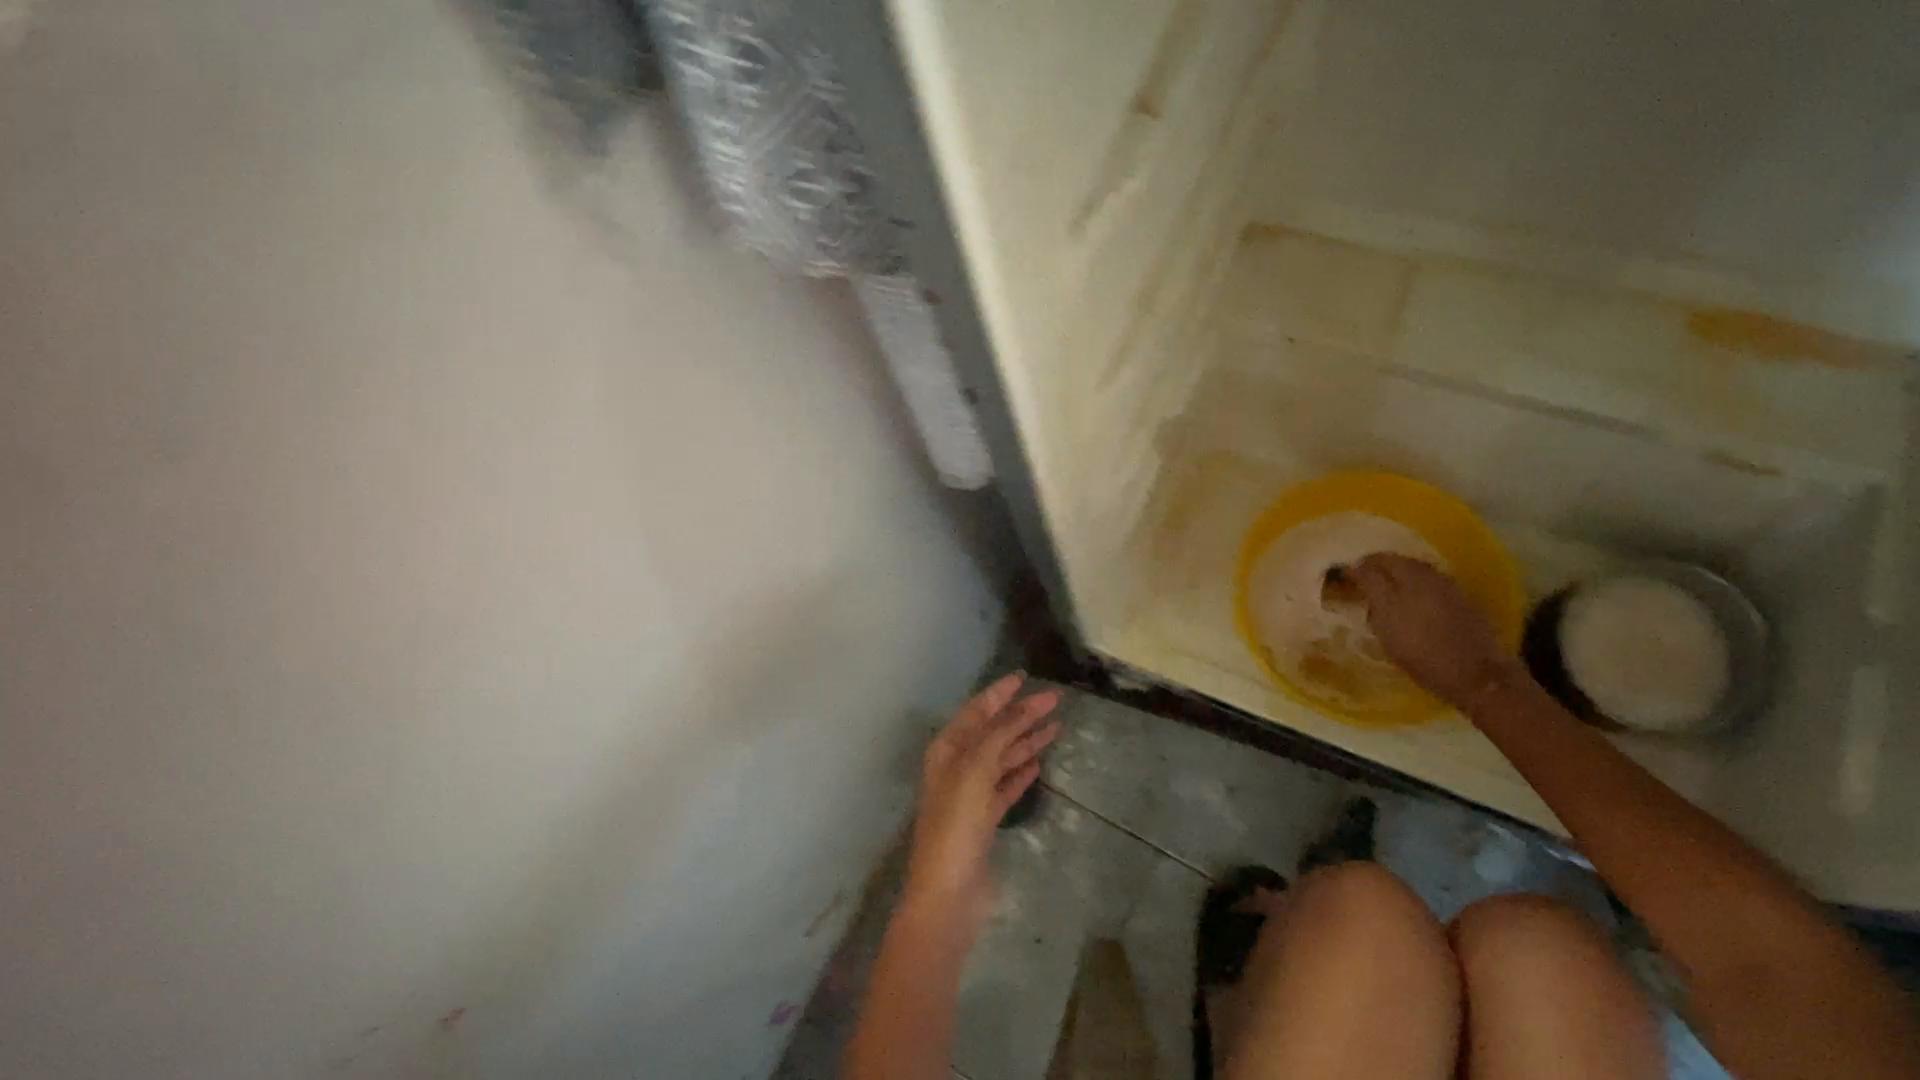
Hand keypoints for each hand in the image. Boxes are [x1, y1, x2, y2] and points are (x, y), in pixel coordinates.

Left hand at [905, 673, 1062, 925]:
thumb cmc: (956, 825)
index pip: (976, 713)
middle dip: (1020, 715)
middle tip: (1053, 700)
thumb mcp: (975, 771)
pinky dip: (1021, 773)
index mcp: (946, 751)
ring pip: (1002, 759)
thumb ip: (999, 736)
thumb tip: (1021, 707)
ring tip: (1055, 727)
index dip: (998, 694)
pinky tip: (1038, 764)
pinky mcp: (985, 821)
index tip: (1023, 678)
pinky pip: (1006, 787)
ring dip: (1026, 742)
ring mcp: (971, 796)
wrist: (948, 892)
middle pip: (992, 733)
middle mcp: (957, 768)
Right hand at [1350, 554, 1519, 709]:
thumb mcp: (1388, 638)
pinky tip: (1414, 592)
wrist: (1476, 673)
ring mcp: (1443, 585)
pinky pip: (1429, 576)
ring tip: (1387, 581)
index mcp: (1397, 590)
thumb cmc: (1424, 661)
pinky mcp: (1460, 594)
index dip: (1354, 571)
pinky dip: (1415, 577)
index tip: (1343, 576)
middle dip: (1375, 564)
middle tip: (1363, 574)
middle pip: (1393, 560)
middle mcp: (1420, 580)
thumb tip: (1364, 589)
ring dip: (1396, 567)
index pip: (1368, 570)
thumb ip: (1374, 608)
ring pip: (1413, 566)